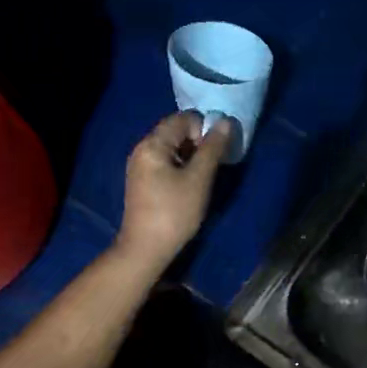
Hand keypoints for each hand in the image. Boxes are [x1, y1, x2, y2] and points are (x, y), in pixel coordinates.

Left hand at [117, 111, 231, 266]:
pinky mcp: (142, 182)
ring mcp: (140, 166)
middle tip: (214, 166)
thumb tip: (226, 121)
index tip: (216, 154)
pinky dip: (181, 167)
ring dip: (192, 157)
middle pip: (176, 132)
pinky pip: (165, 163)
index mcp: (153, 144)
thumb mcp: (199, 179)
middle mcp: (142, 149)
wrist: (146, 248)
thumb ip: (213, 149)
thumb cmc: (175, 212)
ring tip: (204, 178)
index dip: (204, 130)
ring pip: (172, 149)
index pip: (183, 119)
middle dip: (199, 143)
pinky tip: (190, 187)